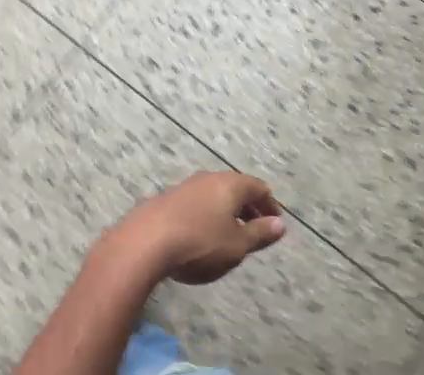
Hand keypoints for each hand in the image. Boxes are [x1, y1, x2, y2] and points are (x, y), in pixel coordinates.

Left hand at [100, 171, 287, 285]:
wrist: (144, 243)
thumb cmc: (200, 243)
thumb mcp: (237, 245)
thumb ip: (260, 234)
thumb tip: (280, 224)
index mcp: (231, 184)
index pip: (259, 188)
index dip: (270, 205)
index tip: (275, 223)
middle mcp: (209, 178)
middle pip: (236, 189)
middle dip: (248, 207)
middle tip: (255, 228)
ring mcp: (185, 187)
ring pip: (214, 195)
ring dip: (225, 212)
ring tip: (228, 235)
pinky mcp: (165, 200)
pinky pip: (195, 204)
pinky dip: (205, 216)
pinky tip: (199, 236)